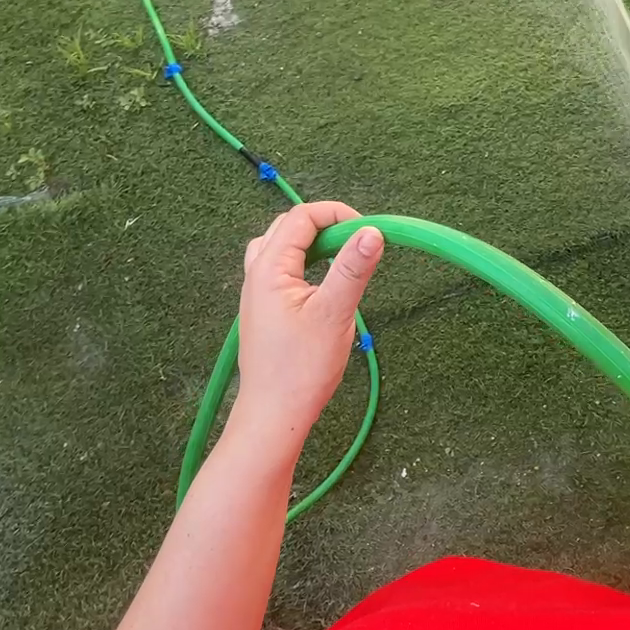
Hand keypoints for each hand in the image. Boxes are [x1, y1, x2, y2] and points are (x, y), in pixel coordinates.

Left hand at [234, 202, 384, 442]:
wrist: (274, 415)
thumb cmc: (302, 367)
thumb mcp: (334, 313)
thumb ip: (352, 269)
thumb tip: (373, 231)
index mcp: (269, 267)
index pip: (301, 217)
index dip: (337, 214)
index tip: (369, 232)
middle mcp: (256, 273)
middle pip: (288, 227)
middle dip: (325, 225)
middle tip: (357, 245)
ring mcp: (256, 292)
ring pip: (281, 247)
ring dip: (312, 244)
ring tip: (340, 260)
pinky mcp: (263, 310)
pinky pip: (281, 269)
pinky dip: (304, 263)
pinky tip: (323, 284)